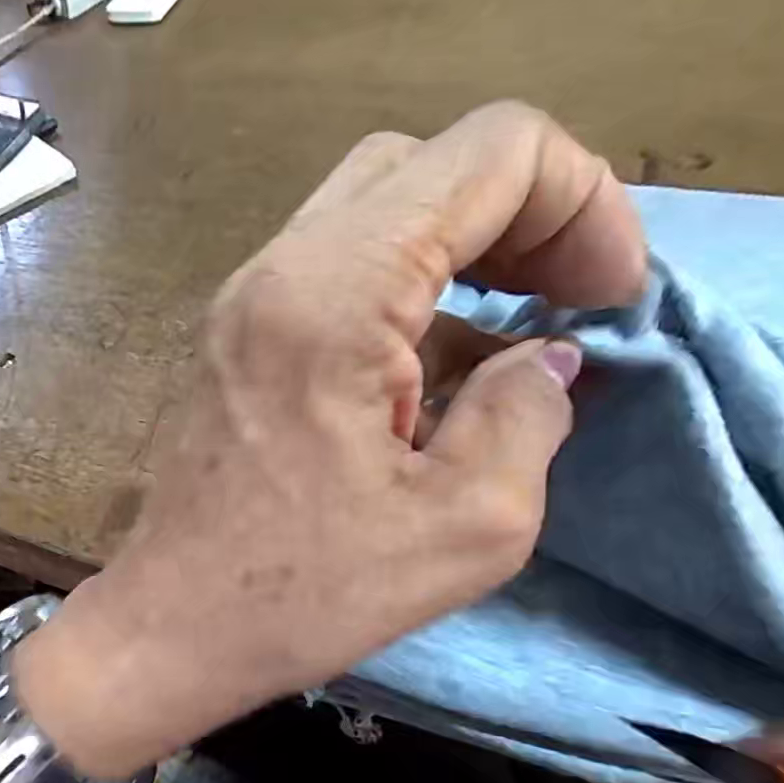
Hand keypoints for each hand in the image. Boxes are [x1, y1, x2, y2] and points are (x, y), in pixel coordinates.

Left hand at [14, 101, 645, 778]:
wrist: (173, 629)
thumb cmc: (305, 596)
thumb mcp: (467, 525)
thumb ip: (527, 416)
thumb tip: (544, 359)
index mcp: (334, 292)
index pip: (489, 152)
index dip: (581, 201)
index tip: (610, 297)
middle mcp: (279, 270)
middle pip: (426, 169)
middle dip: (522, 216)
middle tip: (570, 298)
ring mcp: (247, 302)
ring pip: (377, 216)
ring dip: (463, 253)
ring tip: (521, 328)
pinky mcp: (238, 343)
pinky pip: (337, 276)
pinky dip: (407, 294)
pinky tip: (441, 369)